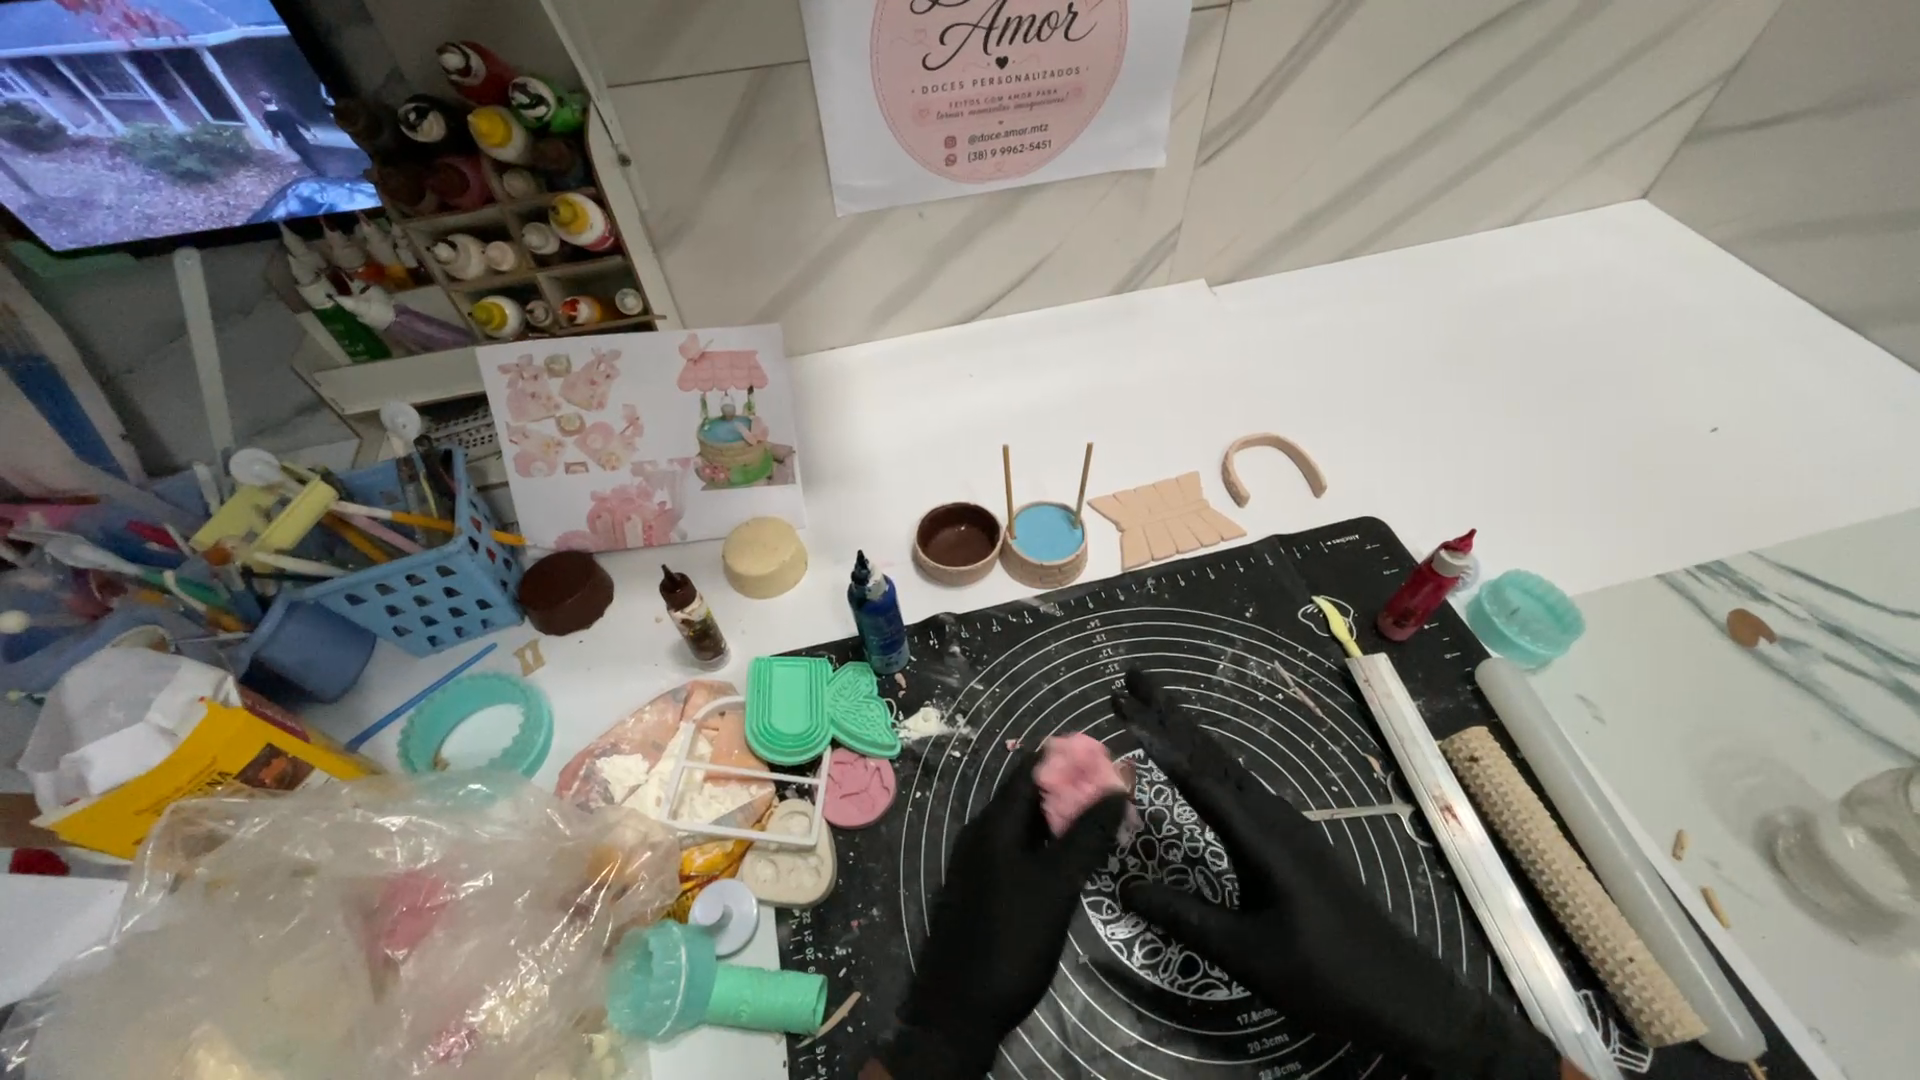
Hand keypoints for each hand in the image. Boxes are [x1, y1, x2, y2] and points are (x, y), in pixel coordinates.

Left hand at [881, 749, 1126, 1078]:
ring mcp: (982, 861)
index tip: (1110, 759)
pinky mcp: (986, 886)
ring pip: (1029, 824)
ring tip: (1107, 822)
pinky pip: (1022, 849)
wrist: (957, 1009)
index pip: (1033, 768)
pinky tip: (1077, 858)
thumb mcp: (1057, 885)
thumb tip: (1117, 786)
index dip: (1071, 758)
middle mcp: (984, 832)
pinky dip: (1051, 844)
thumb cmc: (1010, 939)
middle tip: (1118, 795)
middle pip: (1031, 794)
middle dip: (1073, 788)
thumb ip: (1087, 835)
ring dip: (1065, 817)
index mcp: (995, 822)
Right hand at [1110, 669, 1559, 1079]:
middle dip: (1170, 713)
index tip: (1123, 705)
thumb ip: (1184, 917)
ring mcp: (1286, 825)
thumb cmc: (1326, 976)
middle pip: (1212, 753)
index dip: (1158, 738)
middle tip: (1132, 677)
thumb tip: (1124, 887)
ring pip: (1226, 765)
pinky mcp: (1292, 840)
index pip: (1197, 775)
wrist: (1408, 996)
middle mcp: (1272, 816)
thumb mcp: (1247, 954)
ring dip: (1187, 733)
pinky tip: (1197, 765)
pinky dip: (1206, 762)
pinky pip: (1238, 785)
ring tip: (1152, 707)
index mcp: (1260, 835)